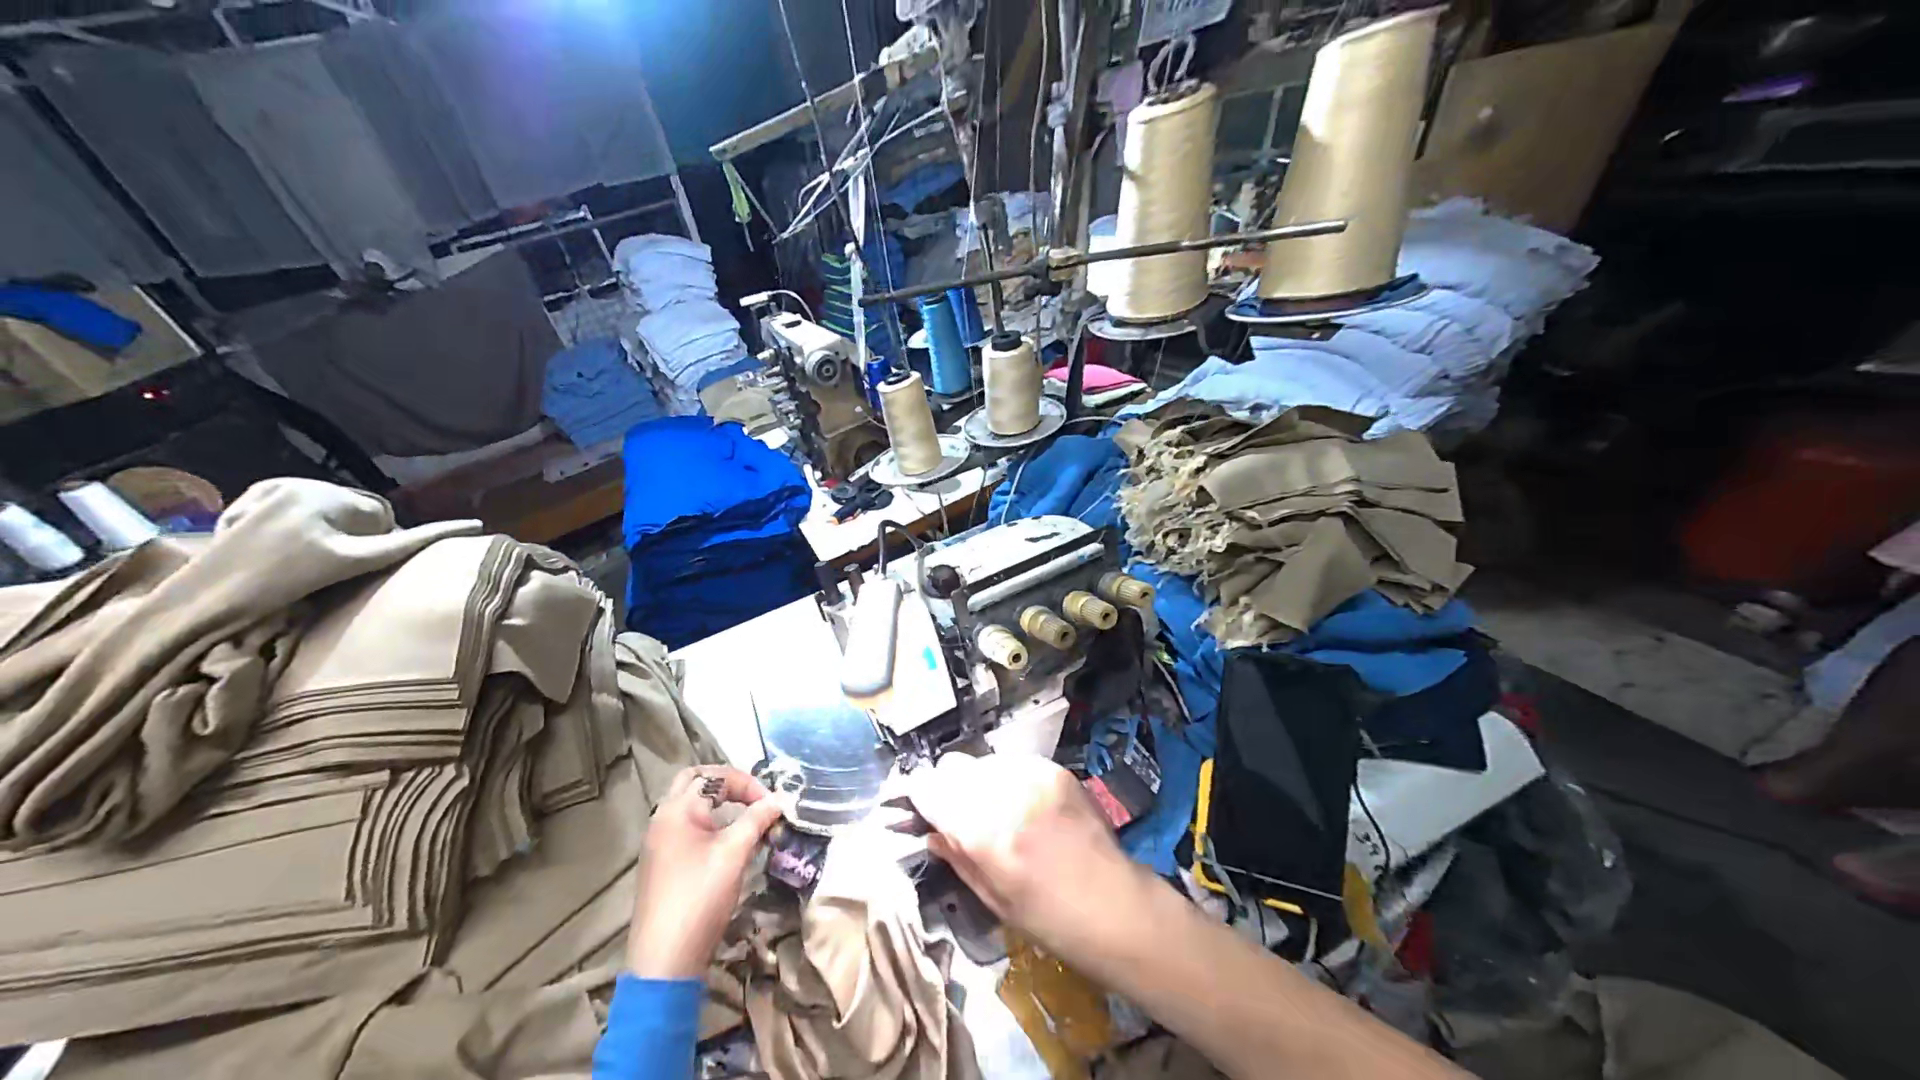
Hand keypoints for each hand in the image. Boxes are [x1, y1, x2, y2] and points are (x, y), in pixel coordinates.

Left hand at [626, 765, 785, 978]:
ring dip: (719, 804)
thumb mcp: (735, 853)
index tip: (772, 804)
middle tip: (753, 798)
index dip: (748, 784)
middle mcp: (663, 818)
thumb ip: (757, 819)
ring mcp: (659, 841)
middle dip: (728, 784)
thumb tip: (779, 799)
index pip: (716, 776)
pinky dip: (710, 823)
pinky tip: (730, 843)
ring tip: (747, 820)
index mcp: (677, 809)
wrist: (664, 959)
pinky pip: (687, 827)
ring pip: (690, 805)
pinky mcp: (661, 862)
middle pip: (696, 782)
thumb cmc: (700, 897)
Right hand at [906, 752, 1141, 952]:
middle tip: (958, 814)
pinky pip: (1014, 763)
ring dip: (979, 781)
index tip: (921, 809)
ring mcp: (1033, 776)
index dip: (920, 798)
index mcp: (983, 831)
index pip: (928, 788)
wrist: (1116, 905)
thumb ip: (957, 857)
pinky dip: (1009, 779)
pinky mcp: (1056, 770)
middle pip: (953, 766)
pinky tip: (1022, 805)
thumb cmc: (1050, 918)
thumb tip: (930, 831)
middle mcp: (1004, 793)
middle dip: (948, 788)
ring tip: (996, 811)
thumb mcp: (992, 898)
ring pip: (983, 761)